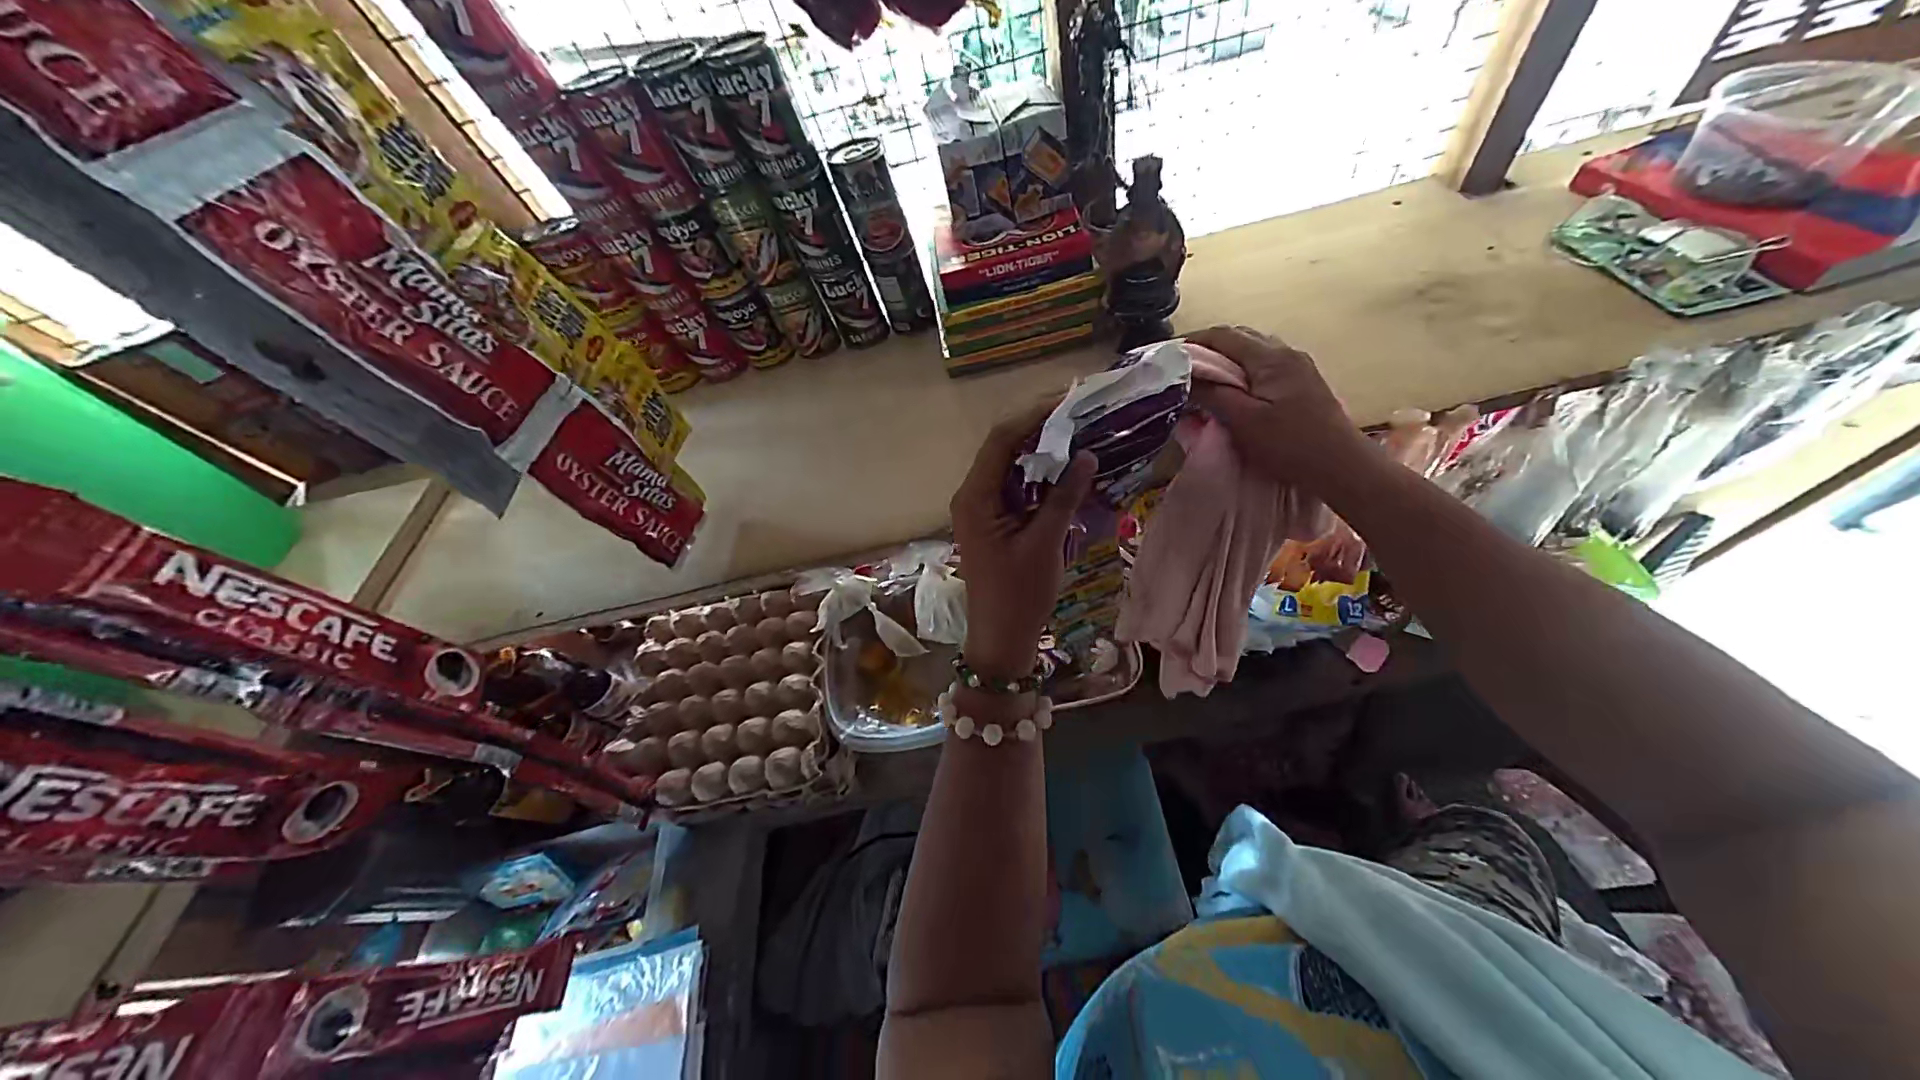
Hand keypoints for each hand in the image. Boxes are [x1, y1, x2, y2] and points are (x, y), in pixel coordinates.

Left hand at [950, 401, 1095, 679]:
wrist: (1001, 639)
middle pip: (1002, 447)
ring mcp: (980, 509)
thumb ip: (1064, 497)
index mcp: (975, 498)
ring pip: (1009, 465)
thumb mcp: (1045, 544)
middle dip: (1038, 427)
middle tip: (1078, 410)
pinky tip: (1065, 468)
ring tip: (1077, 431)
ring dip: (1040, 449)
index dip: (1032, 415)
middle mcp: (971, 496)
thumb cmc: (1019, 595)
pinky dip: (1038, 474)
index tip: (1068, 398)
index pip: (1000, 440)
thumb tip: (1087, 455)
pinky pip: (1014, 486)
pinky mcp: (992, 521)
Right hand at [1187, 326, 1371, 484]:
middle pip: (1239, 338)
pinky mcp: (1303, 383)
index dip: (1193, 342)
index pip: (1223, 336)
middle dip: (1208, 350)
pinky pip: (1264, 367)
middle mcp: (1285, 353)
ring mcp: (1298, 367)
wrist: (1340, 466)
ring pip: (1253, 352)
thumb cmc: (1289, 444)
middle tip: (1183, 370)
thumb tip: (1186, 377)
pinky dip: (1242, 372)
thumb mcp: (1243, 420)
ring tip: (1204, 381)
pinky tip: (1233, 391)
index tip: (1169, 357)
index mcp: (1270, 358)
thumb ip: (1213, 394)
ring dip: (1226, 361)